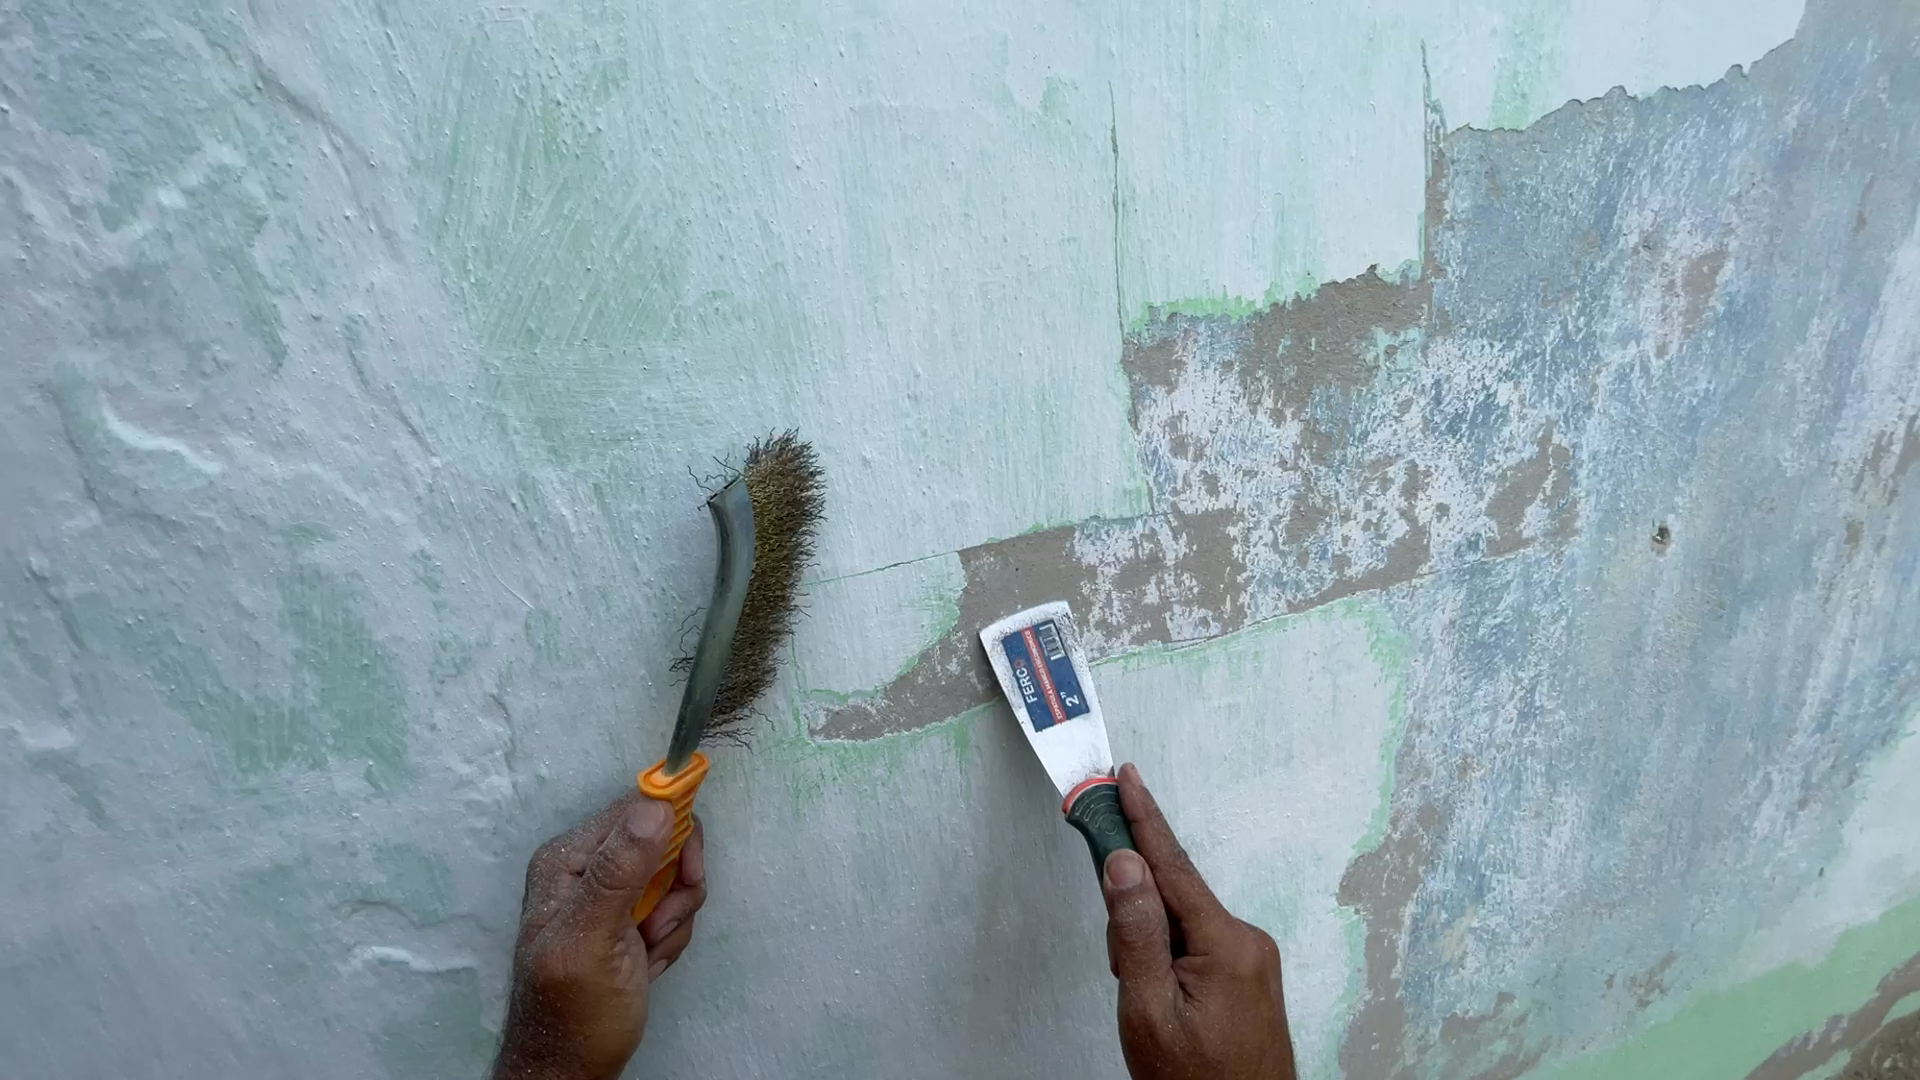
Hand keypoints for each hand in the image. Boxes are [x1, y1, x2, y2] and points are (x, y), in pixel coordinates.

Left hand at [492, 792, 708, 1079]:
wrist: (574, 1071)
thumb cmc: (573, 1012)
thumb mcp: (592, 940)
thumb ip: (620, 872)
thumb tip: (655, 805)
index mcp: (569, 857)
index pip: (638, 808)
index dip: (673, 832)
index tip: (689, 873)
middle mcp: (590, 863)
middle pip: (665, 835)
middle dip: (676, 884)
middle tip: (662, 924)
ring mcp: (613, 887)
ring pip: (678, 869)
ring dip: (678, 913)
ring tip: (651, 949)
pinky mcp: (633, 910)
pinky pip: (679, 898)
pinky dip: (676, 930)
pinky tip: (651, 959)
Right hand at [1102, 763, 1296, 1079]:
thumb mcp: (1149, 1010)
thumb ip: (1134, 931)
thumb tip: (1123, 861)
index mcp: (1226, 942)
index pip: (1171, 864)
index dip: (1142, 816)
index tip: (1125, 775)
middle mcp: (1245, 939)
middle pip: (1171, 893)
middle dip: (1134, 908)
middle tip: (1123, 958)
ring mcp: (1248, 958)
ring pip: (1177, 919)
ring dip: (1147, 940)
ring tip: (1145, 998)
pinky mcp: (1244, 974)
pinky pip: (1191, 939)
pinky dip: (1163, 952)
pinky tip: (1159, 991)